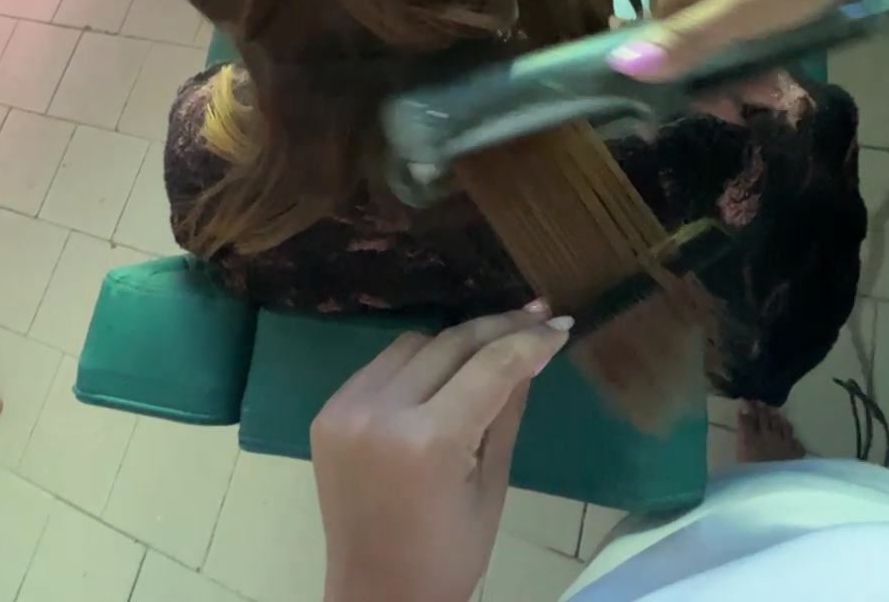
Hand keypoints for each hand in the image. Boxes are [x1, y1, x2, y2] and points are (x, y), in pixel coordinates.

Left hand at [313, 306, 573, 601]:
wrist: (374, 594)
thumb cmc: (449, 554)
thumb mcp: (493, 484)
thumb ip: (508, 408)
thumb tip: (534, 349)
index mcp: (428, 441)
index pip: (490, 366)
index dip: (529, 340)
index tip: (559, 323)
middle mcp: (381, 411)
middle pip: (451, 343)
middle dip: (499, 327)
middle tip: (536, 314)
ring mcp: (347, 406)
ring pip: (416, 343)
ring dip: (456, 342)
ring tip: (492, 347)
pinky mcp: (330, 408)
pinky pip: (384, 364)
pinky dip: (417, 361)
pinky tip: (443, 371)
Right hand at [609, 0, 879, 79]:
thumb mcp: (733, 14)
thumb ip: (681, 41)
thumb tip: (617, 64)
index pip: (652, 40)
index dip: (668, 78)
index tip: (703, 106)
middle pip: (687, 43)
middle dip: (712, 79)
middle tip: (748, 105)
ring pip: (720, 39)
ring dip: (740, 72)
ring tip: (774, 93)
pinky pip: (747, 28)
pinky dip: (759, 52)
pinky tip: (781, 68)